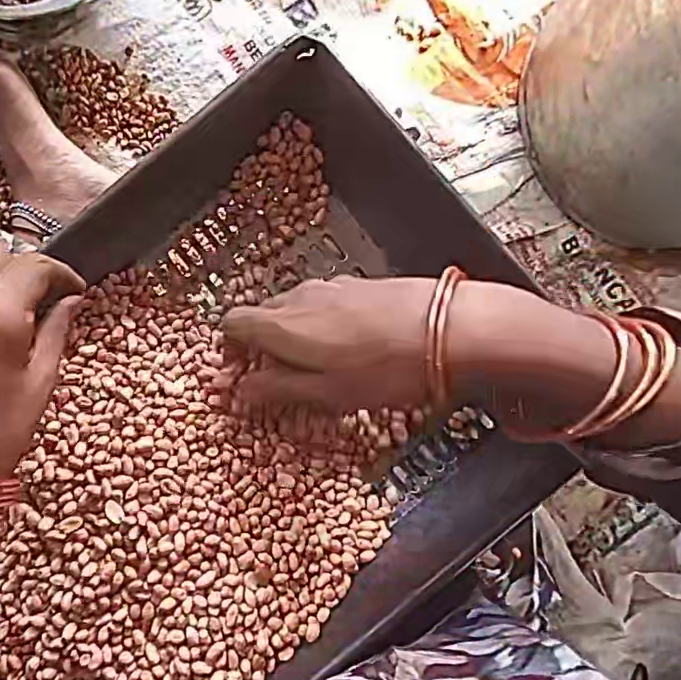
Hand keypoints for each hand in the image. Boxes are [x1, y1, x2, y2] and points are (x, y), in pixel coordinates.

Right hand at [220, 275, 582, 415]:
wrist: (452, 327)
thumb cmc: (386, 368)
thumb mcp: (324, 393)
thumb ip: (276, 389)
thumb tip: (242, 391)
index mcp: (281, 323)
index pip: (232, 323)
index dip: (228, 349)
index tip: (239, 371)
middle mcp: (300, 297)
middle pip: (260, 315)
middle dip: (258, 346)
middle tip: (273, 377)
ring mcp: (331, 288)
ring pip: (293, 310)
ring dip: (290, 336)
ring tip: (313, 367)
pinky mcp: (359, 286)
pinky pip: (322, 305)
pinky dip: (318, 327)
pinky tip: (346, 350)